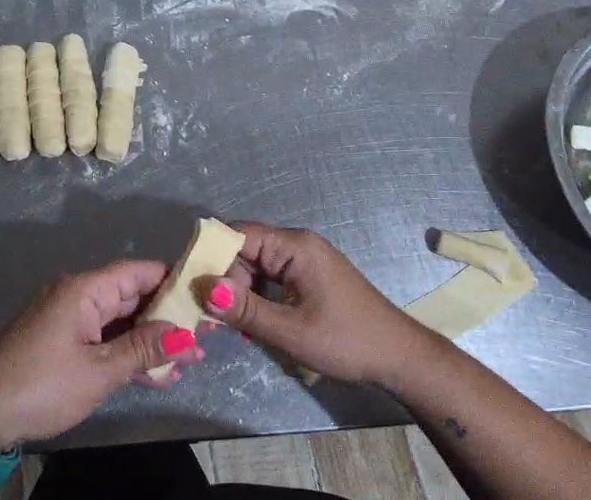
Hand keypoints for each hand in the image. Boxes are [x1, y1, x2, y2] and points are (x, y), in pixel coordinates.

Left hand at [0, 259, 200, 450]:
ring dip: (151, 340)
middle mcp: (76, 294)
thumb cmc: (43, 386)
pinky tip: (156, 374)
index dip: (172, 280)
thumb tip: (187, 334)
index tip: (205, 295)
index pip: (137, 272)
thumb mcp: (99, 371)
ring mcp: (67, 319)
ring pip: (119, 321)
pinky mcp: (60, 341)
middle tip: (206, 337)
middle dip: (167, 317)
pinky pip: (103, 337)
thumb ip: (144, 349)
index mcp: (83, 289)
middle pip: (131, 295)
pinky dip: (127, 352)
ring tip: (189, 362)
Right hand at [203, 222, 432, 388]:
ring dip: (239, 289)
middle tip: (208, 312)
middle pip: (245, 248)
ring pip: (256, 264)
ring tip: (225, 320)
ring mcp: (305, 260)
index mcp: (295, 246)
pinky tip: (248, 320)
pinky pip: (271, 276)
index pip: (239, 234)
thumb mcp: (290, 330)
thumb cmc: (346, 341)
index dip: (212, 255)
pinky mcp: (308, 277)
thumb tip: (203, 288)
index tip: (191, 283)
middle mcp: (298, 244)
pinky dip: (256, 294)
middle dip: (224, 277)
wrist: (399, 357)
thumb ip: (245, 309)